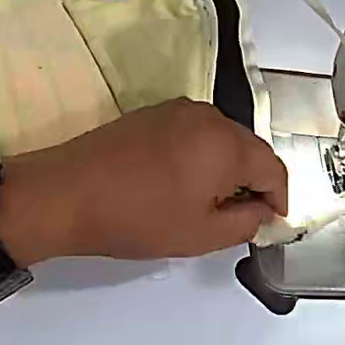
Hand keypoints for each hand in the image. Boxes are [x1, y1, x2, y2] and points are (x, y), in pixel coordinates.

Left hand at [0, 98, 288, 262]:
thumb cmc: (137, 218)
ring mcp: (179, 110)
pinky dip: (204, 154)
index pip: (274, 168)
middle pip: (250, 148)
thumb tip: (262, 211)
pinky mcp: (154, 112)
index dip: (280, 197)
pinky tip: (186, 180)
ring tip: (213, 200)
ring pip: (223, 138)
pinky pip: (197, 131)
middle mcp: (208, 116)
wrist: (65, 194)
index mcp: (226, 144)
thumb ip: (246, 223)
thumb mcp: (201, 234)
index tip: (274, 220)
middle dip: (255, 180)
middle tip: (245, 214)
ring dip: (229, 167)